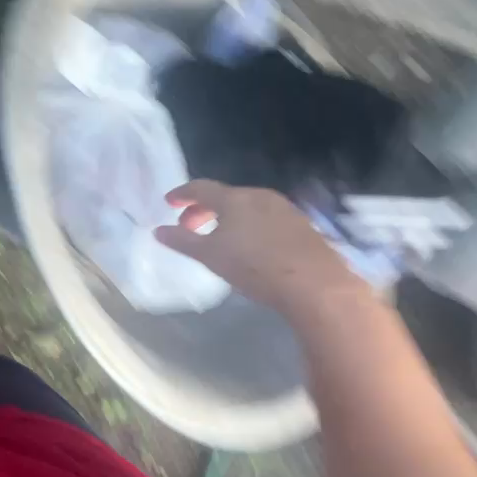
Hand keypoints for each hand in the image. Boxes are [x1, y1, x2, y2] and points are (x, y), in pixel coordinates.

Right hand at [155, 180, 364, 321]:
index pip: (200, 187)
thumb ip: (181, 240)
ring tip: (221, 239)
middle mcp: (260, 197)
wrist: (319, 288)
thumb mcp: (210, 256)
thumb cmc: (255, 266)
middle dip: (204, 210)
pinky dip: (252, 227)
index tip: (169, 203)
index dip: (181, 194)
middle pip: (225, 197)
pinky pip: (268, 220)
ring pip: (248, 208)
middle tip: (190, 227)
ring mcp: (286, 211)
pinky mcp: (305, 228)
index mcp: (233, 198)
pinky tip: (252, 248)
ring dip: (229, 219)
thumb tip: (158, 230)